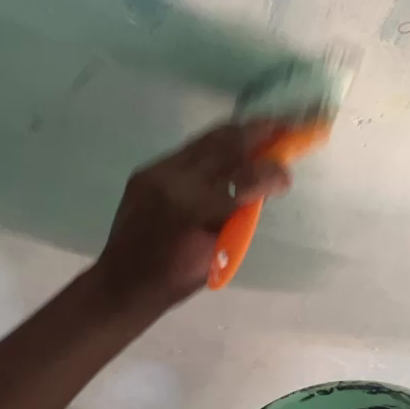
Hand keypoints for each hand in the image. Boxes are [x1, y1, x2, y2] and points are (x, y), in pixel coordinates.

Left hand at [96, 122, 291, 307]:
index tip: (287, 175)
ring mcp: (158, 171)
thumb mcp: (218, 253)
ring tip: (260, 130)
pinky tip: (225, 152)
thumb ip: (237, 215)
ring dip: (236, 134)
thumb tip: (259, 185)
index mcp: (196, 210)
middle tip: (284, 126)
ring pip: (206, 140)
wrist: (122, 282)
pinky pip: (187, 151)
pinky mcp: (147, 169)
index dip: (271, 172)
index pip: (244, 179)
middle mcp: (175, 181)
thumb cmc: (176, 278)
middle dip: (259, 132)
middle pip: (225, 143)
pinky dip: (212, 150)